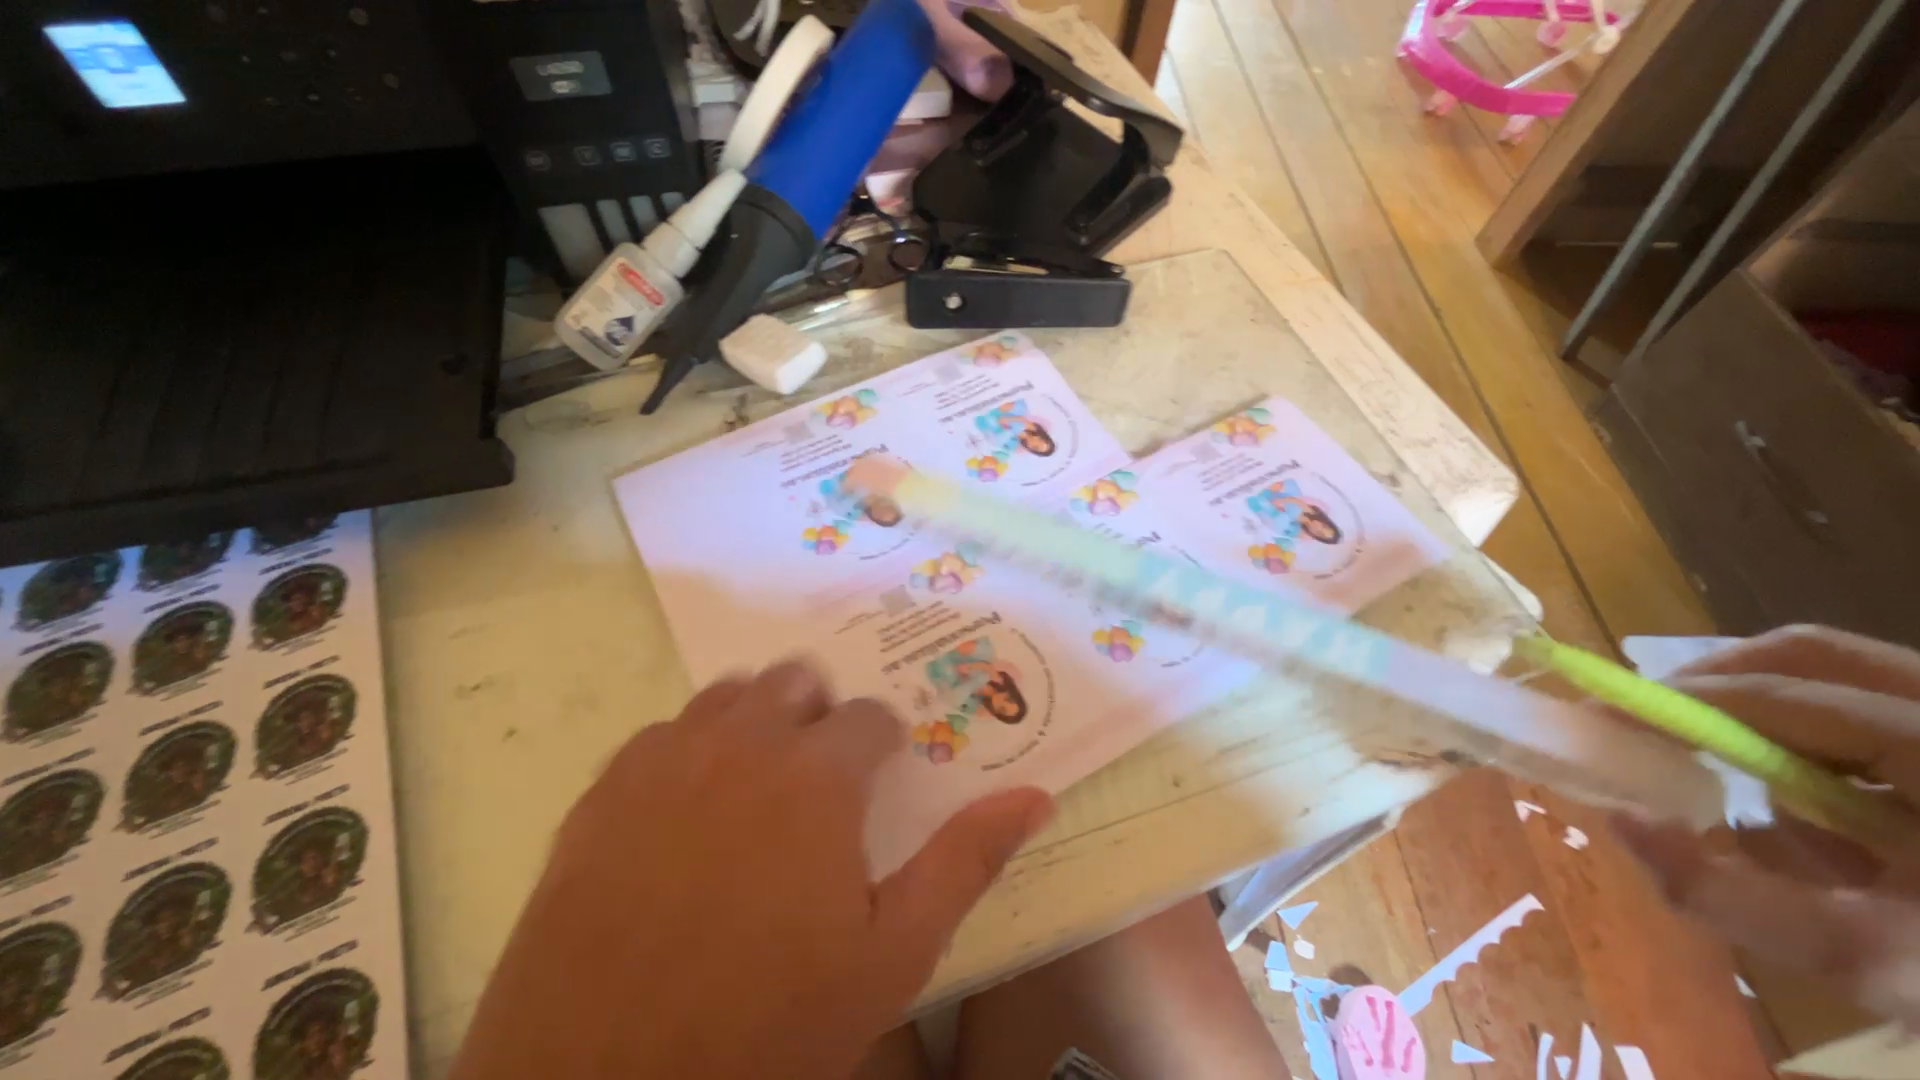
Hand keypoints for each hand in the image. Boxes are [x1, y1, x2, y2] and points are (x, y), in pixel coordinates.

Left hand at [446, 660, 1053, 1079]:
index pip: (867, 716)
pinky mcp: (602, 792)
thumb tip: (1036, 796)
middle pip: (793, 681)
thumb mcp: (892, 954)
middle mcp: (740, 744)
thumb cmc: (770, 1019)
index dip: (883, 741)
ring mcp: (663, 761)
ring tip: (761, 781)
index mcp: (817, 776)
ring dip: (755, 720)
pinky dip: (688, 750)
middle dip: (819, 713)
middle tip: (825, 773)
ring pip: (724, 696)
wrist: (608, 1078)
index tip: (882, 773)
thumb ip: (965, 863)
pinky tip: (686, 809)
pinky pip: (659, 736)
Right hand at [1608, 626, 1919, 1024]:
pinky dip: (1818, 750)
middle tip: (1650, 720)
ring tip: (1730, 782)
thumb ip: (1728, 893)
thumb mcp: (1868, 958)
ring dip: (1765, 718)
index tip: (1601, 714)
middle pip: (1813, 657)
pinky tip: (1813, 815)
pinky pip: (1875, 722)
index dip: (1678, 700)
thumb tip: (1619, 821)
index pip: (1778, 694)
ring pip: (1844, 684)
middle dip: (1717, 683)